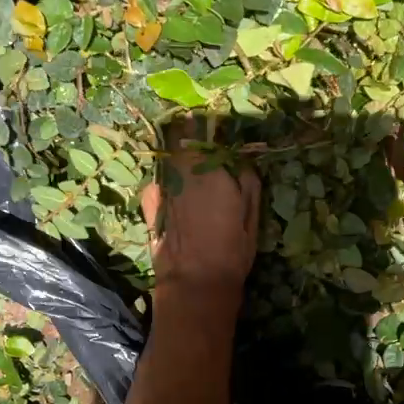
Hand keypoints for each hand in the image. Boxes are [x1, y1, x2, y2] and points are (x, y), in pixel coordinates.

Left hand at [138, 126, 260, 307]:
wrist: (195, 283)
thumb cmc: (232, 250)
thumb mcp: (252, 215)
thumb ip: (248, 180)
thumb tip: (242, 160)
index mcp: (212, 170)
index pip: (205, 132)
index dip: (207, 124)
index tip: (212, 120)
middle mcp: (185, 172)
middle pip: (182, 140)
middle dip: (188, 132)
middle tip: (195, 128)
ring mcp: (164, 187)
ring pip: (169, 158)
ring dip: (176, 152)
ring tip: (184, 150)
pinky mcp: (151, 204)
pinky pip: (158, 180)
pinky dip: (165, 177)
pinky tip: (172, 184)